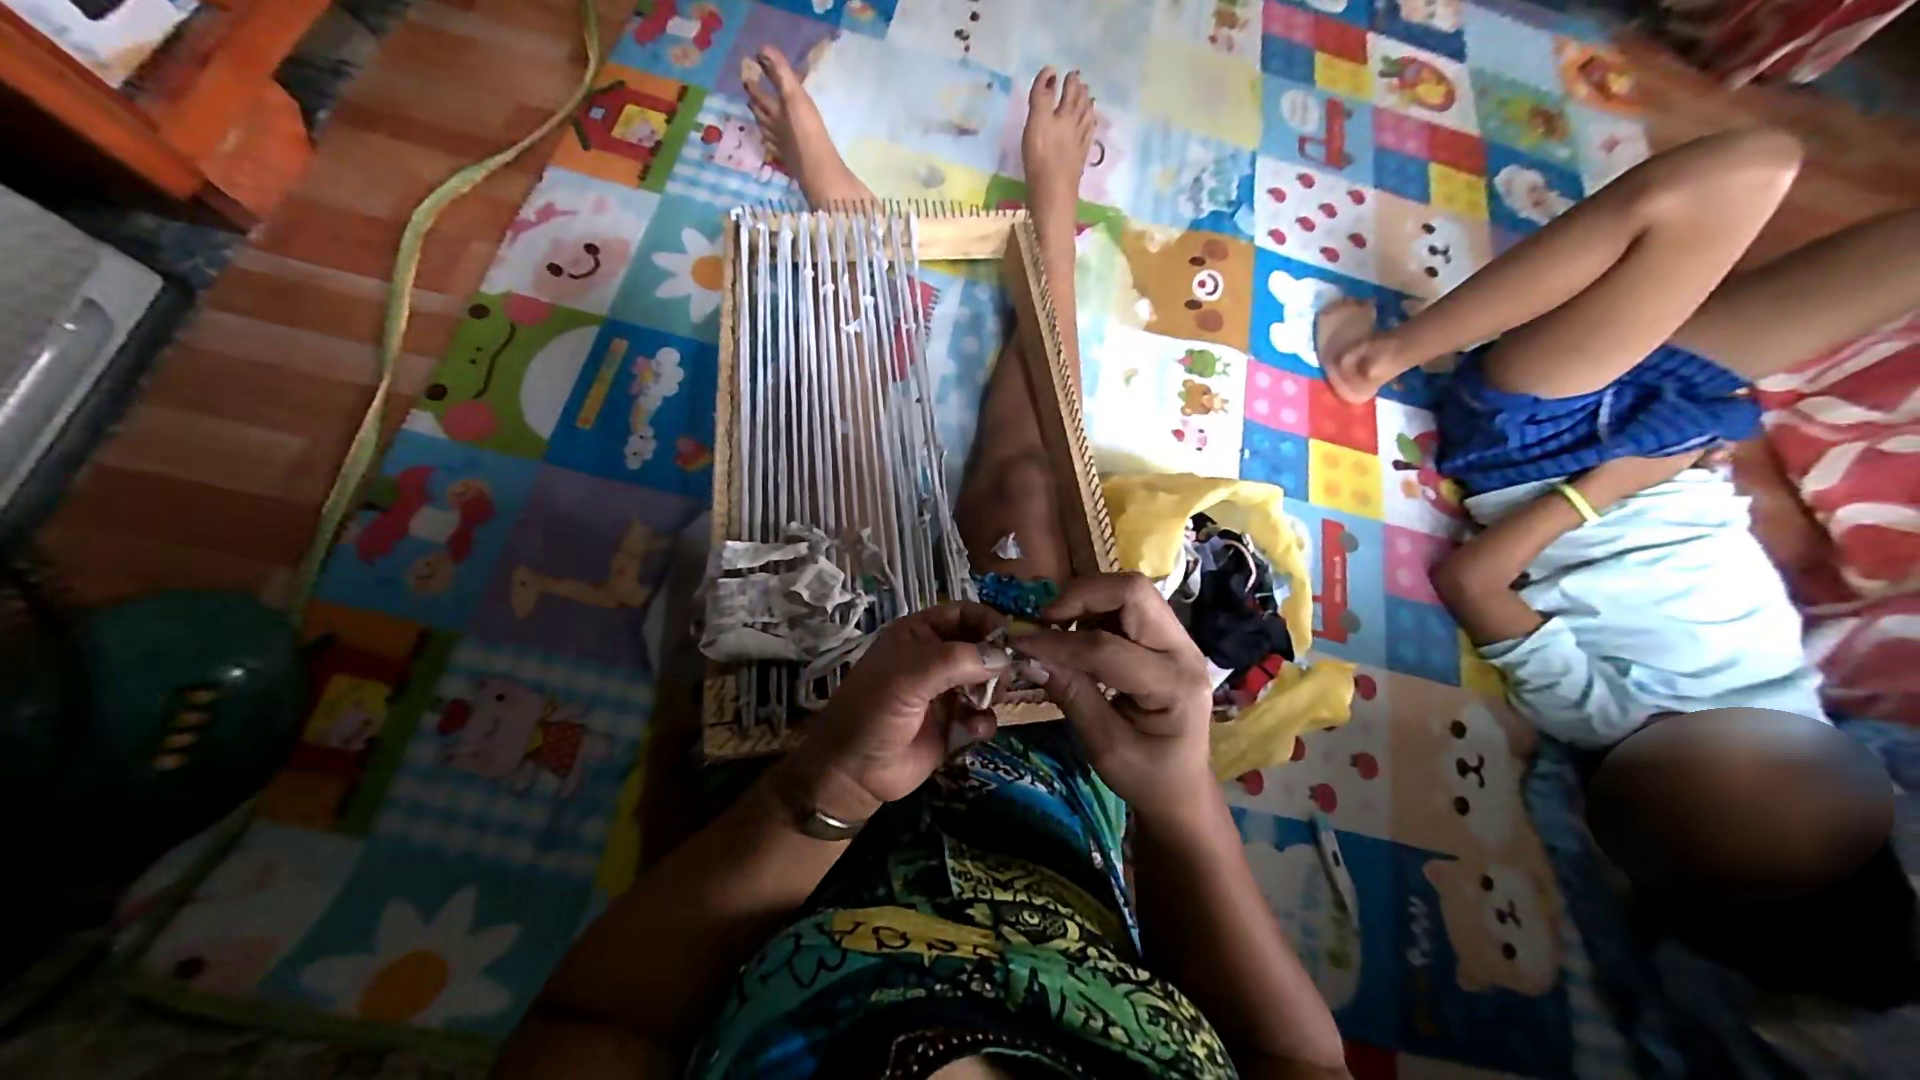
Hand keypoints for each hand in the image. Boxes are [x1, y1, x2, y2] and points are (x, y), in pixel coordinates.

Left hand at [784, 602, 1007, 823]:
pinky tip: (973, 730)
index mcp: (918, 635)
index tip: (1013, 637)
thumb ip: (958, 660)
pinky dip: (984, 721)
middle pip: (981, 647)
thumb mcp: (911, 676)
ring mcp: (944, 693)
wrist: (853, 772)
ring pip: (986, 682)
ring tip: (986, 702)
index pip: (962, 614)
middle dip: (997, 660)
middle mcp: (934, 659)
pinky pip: (982, 716)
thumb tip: (1003, 656)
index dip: (988, 620)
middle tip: (1007, 676)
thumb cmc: (874, 711)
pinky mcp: (953, 725)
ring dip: (993, 691)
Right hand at [1011, 573, 1215, 820]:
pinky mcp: (1167, 636)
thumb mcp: (1104, 748)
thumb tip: (1031, 656)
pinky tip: (1077, 631)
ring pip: (1131, 591)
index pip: (1107, 647)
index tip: (1020, 642)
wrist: (1181, 786)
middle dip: (1081, 596)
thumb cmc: (1145, 775)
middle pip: (1132, 592)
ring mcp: (1179, 639)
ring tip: (1058, 625)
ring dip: (1088, 598)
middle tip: (1045, 620)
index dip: (1058, 642)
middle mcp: (1184, 651)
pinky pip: (1130, 603)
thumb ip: (1073, 697)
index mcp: (1174, 686)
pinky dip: (1097, 607)